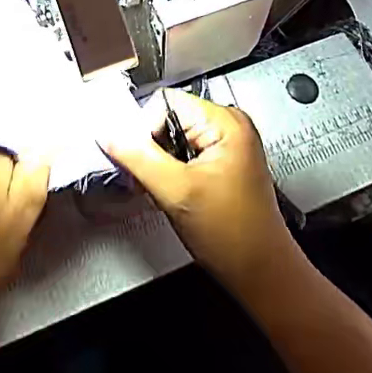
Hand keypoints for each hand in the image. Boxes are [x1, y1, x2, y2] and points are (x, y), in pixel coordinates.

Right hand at [99, 90, 297, 294]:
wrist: (259, 270)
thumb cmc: (235, 235)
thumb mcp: (176, 191)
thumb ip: (139, 158)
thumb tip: (112, 135)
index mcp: (226, 122)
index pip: (166, 102)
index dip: (145, 129)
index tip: (140, 159)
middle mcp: (230, 126)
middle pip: (168, 119)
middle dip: (151, 149)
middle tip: (150, 181)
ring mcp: (227, 145)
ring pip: (173, 138)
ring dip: (160, 164)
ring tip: (165, 191)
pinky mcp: (222, 162)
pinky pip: (184, 154)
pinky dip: (172, 173)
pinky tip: (176, 194)